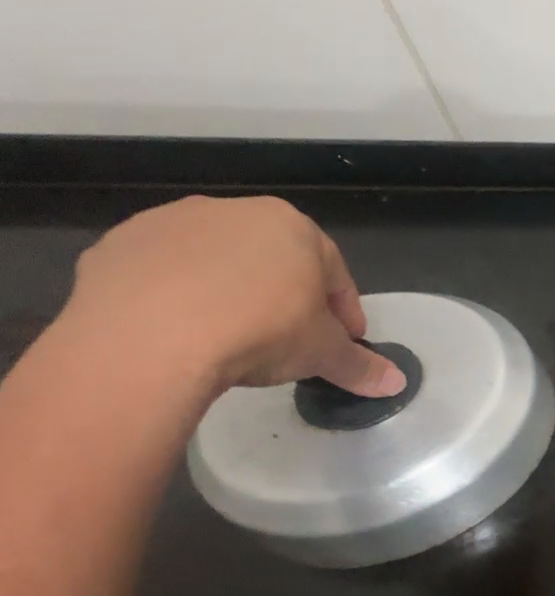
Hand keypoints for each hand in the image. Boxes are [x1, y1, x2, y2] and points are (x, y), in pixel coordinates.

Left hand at [58, 195, 401, 396]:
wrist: (147, 338)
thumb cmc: (261, 331)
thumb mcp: (324, 354)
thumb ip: (361, 365)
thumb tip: (396, 383)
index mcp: (292, 226)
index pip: (334, 273)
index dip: (343, 312)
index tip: (342, 342)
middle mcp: (231, 212)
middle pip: (274, 261)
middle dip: (287, 297)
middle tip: (291, 341)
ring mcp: (168, 224)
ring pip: (217, 263)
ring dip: (231, 294)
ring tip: (233, 337)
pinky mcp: (117, 246)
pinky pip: (164, 274)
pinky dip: (178, 297)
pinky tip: (184, 331)